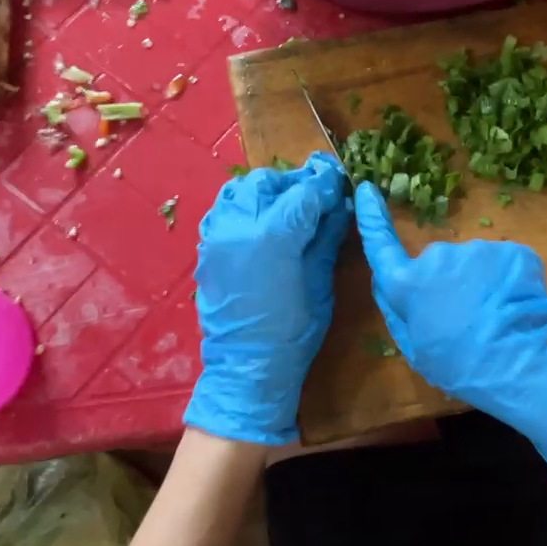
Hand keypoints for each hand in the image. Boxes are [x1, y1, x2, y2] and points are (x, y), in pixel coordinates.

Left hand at [184, 153, 349, 445]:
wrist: (248, 365)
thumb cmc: (294, 331)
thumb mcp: (320, 283)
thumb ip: (327, 238)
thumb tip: (339, 207)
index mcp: (273, 235)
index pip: (304, 192)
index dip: (325, 184)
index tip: (339, 179)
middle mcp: (239, 225)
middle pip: (267, 182)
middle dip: (294, 183)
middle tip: (316, 193)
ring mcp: (217, 235)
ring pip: (239, 190)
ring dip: (266, 190)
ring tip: (286, 203)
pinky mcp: (207, 248)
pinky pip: (223, 210)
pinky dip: (243, 205)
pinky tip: (261, 219)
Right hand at [354, 182, 546, 483]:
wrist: (518, 363)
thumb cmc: (459, 366)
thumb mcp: (416, 348)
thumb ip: (399, 311)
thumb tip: (386, 282)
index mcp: (408, 284)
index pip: (382, 245)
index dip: (372, 218)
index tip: (367, 190)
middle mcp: (437, 256)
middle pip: (440, 265)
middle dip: (451, 284)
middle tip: (467, 320)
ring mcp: (477, 250)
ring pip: (476, 265)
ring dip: (484, 285)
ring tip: (496, 320)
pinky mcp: (512, 251)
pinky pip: (506, 265)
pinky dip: (511, 283)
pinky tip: (518, 310)